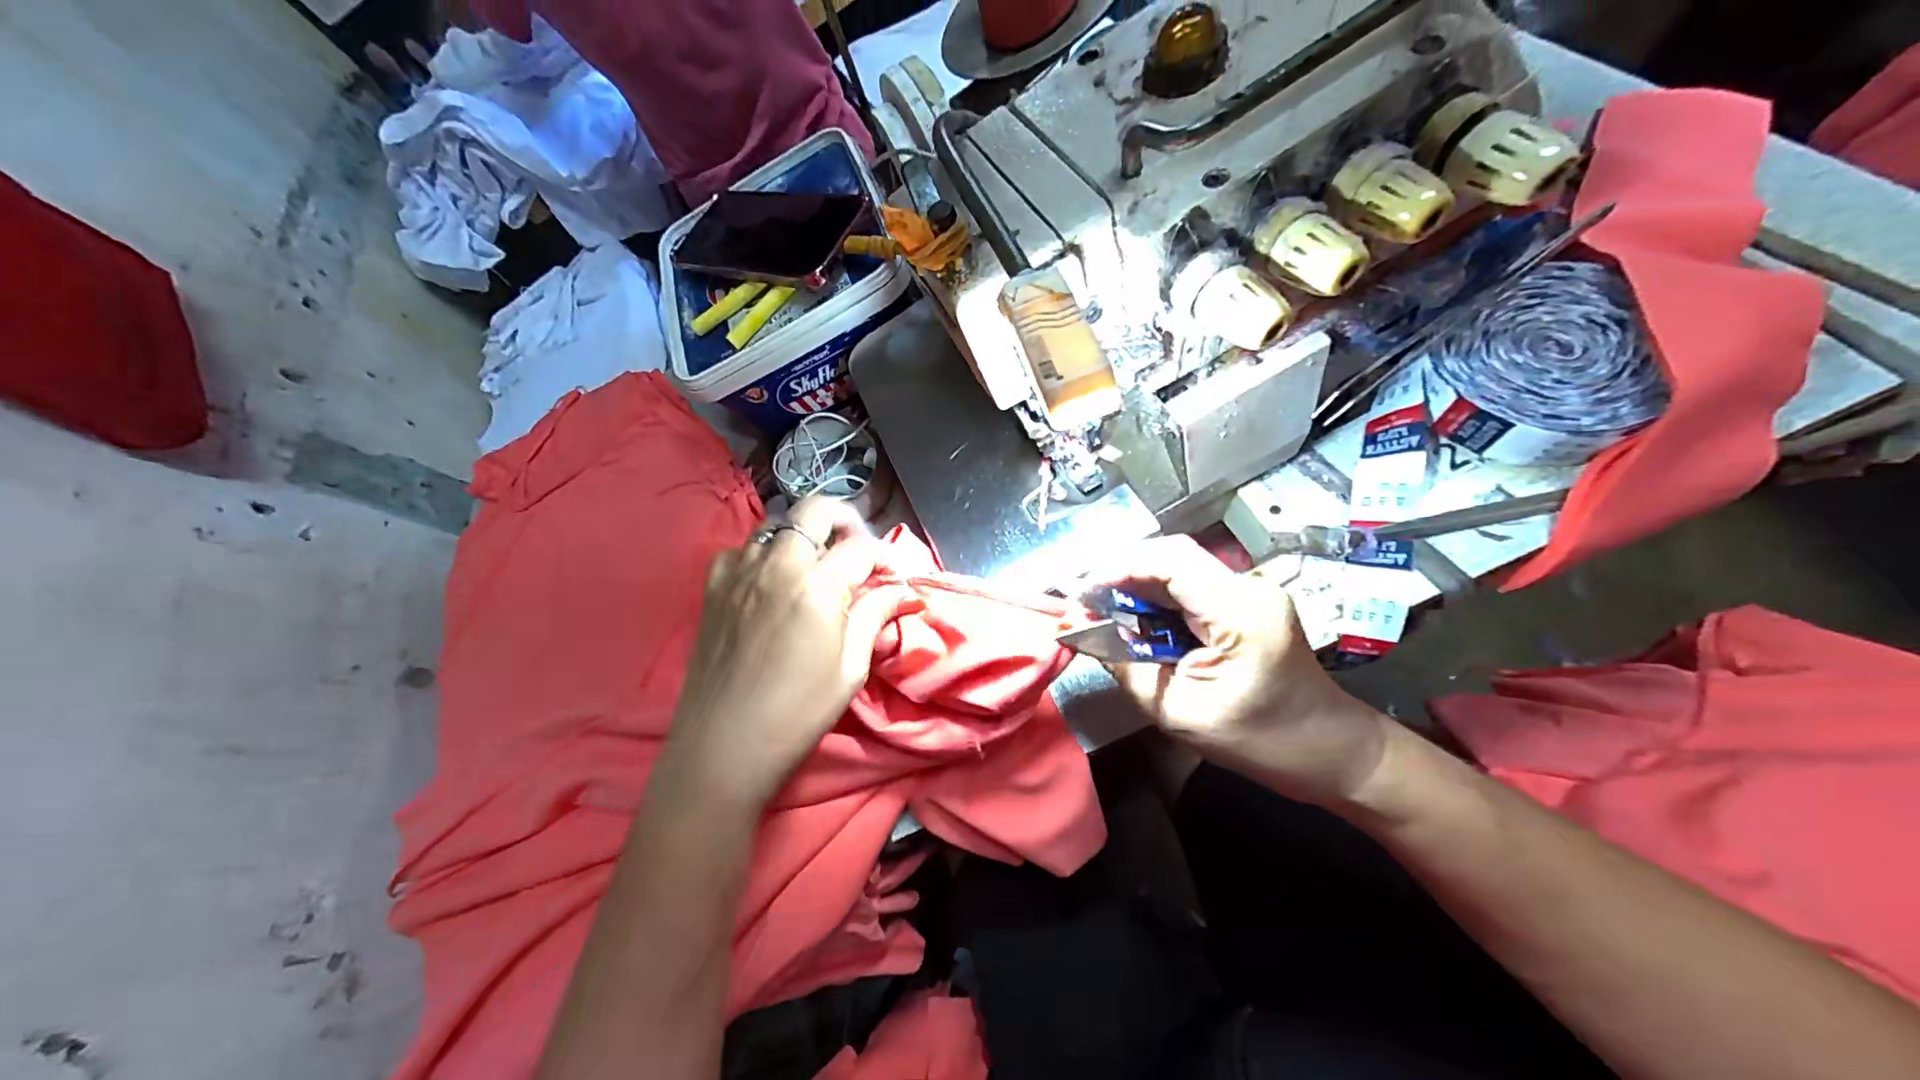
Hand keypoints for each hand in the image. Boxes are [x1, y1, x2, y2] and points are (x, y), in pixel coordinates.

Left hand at [659, 497, 920, 809]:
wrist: (723, 748)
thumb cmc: (797, 714)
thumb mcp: (850, 669)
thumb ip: (873, 616)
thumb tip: (900, 589)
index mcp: (817, 586)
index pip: (861, 547)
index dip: (884, 556)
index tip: (893, 575)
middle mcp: (776, 565)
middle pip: (815, 510)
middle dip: (845, 520)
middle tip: (857, 549)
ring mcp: (739, 571)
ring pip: (777, 525)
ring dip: (804, 536)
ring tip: (817, 566)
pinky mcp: (713, 587)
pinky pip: (741, 549)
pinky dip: (762, 554)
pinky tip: (770, 582)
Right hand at [1090, 536, 1391, 806]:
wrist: (1330, 752)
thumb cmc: (1259, 741)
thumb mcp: (1179, 711)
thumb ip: (1125, 666)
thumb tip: (1079, 629)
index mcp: (1238, 609)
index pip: (1167, 561)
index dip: (1116, 569)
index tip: (1080, 592)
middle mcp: (1247, 587)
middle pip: (1172, 556)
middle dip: (1122, 573)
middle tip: (1084, 600)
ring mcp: (1251, 592)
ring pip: (1180, 568)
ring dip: (1138, 585)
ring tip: (1101, 608)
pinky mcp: (1248, 604)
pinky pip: (1193, 587)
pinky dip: (1158, 598)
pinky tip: (1137, 619)